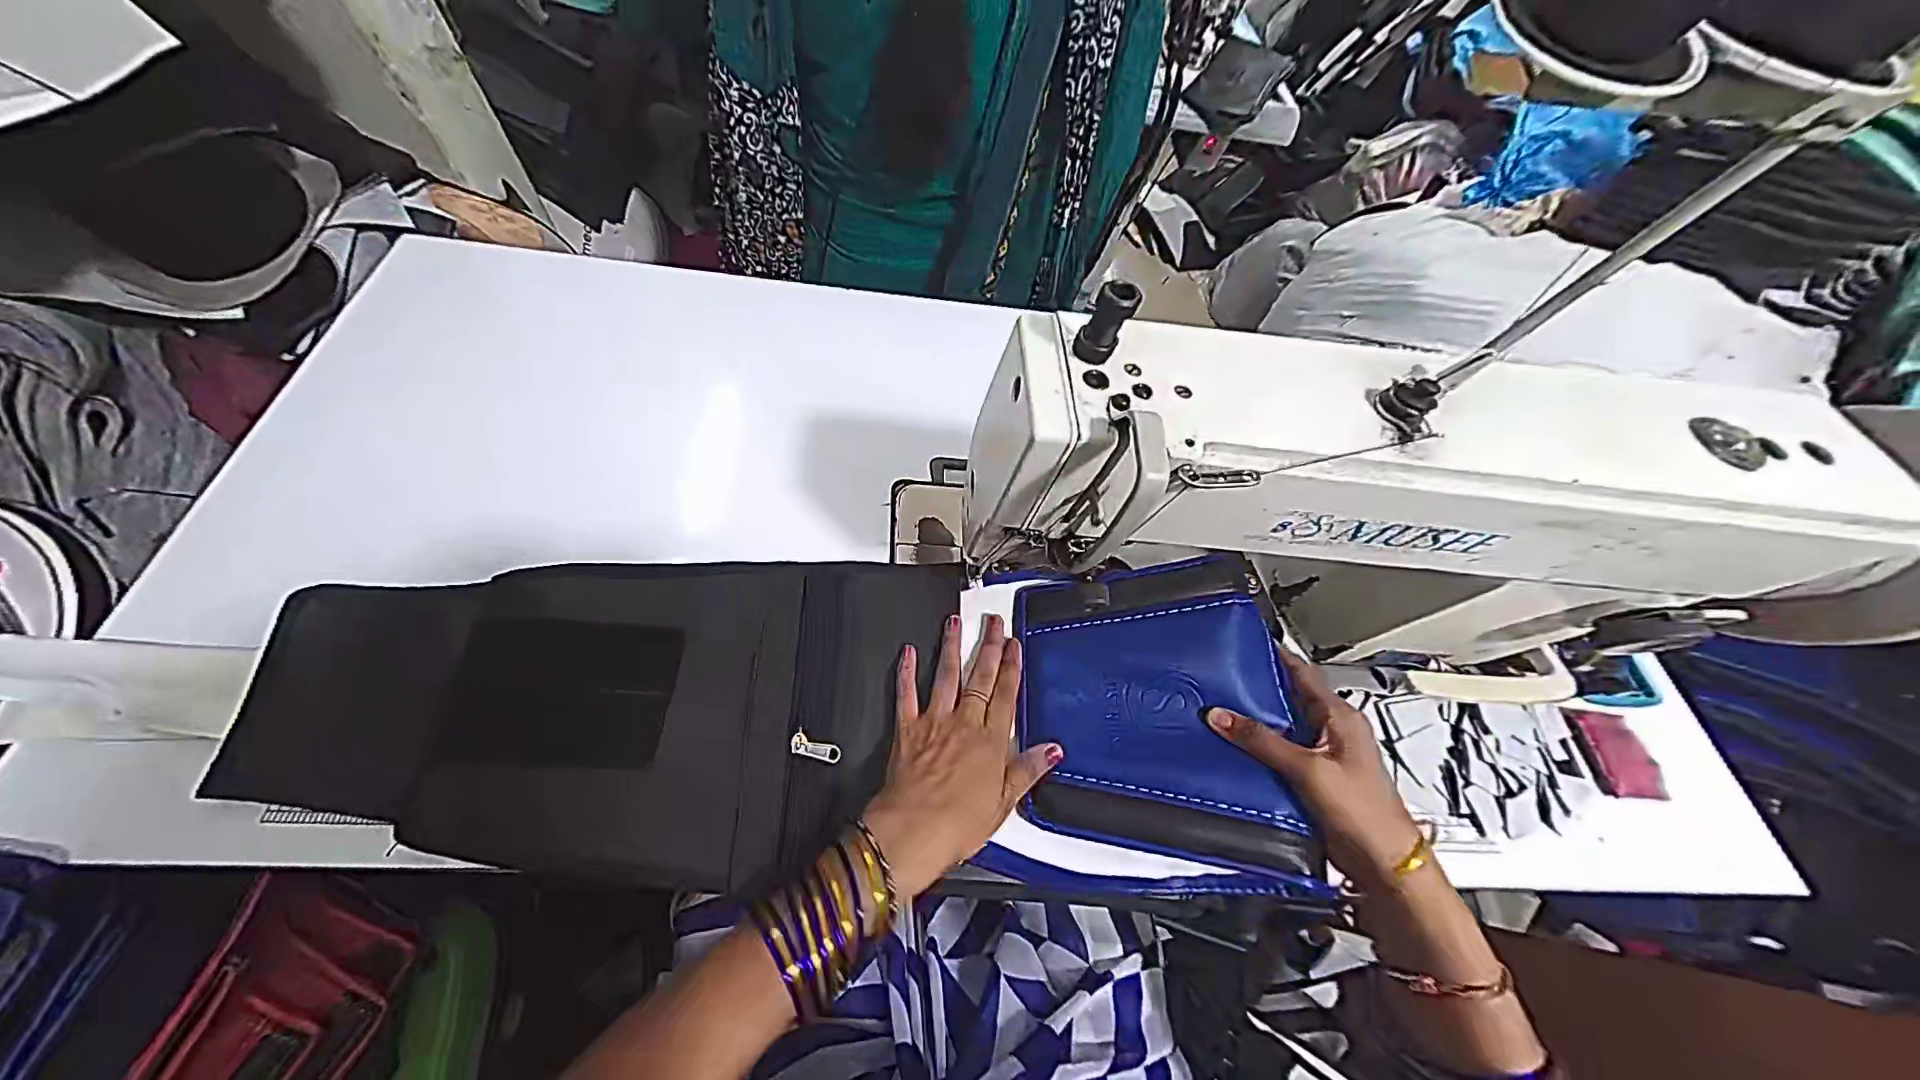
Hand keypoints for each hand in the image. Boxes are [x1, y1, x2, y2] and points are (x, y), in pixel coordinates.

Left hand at [862, 613, 1061, 895]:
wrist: (911, 833)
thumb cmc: (955, 824)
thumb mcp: (1003, 803)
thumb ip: (1027, 771)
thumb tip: (1051, 752)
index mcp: (989, 742)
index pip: (1006, 694)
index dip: (1011, 667)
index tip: (1014, 645)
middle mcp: (963, 725)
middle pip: (980, 678)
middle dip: (989, 647)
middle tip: (994, 623)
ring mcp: (934, 723)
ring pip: (946, 676)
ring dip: (952, 647)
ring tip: (955, 623)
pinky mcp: (907, 730)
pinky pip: (907, 694)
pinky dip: (906, 672)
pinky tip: (908, 653)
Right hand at [1207, 649, 1423, 889]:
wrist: (1383, 864)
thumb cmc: (1367, 815)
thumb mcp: (1307, 769)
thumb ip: (1262, 741)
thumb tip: (1224, 716)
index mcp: (1341, 717)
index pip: (1303, 672)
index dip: (1277, 656)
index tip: (1250, 643)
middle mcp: (1334, 731)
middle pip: (1290, 698)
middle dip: (1259, 690)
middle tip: (1226, 679)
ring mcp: (1324, 754)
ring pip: (1284, 726)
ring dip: (1258, 722)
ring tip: (1226, 713)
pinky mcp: (1314, 777)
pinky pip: (1281, 751)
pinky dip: (1260, 747)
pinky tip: (1240, 751)